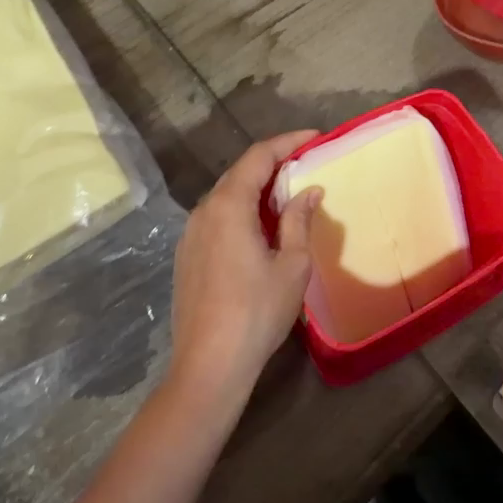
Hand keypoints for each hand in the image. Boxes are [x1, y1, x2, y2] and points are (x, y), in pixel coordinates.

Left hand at [170, 130, 322, 399]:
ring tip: (289, 195)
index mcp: (228, 205)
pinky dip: (242, 211)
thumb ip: (298, 221)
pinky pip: (217, 218)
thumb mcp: (292, 265)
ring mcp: (191, 235)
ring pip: (226, 196)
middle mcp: (204, 211)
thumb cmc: (257, 312)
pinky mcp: (187, 256)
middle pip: (240, 173)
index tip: (315, 137)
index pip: (258, 156)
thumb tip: (308, 191)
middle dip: (273, 163)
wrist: (209, 365)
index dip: (288, 142)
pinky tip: (262, 229)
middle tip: (306, 164)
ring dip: (257, 189)